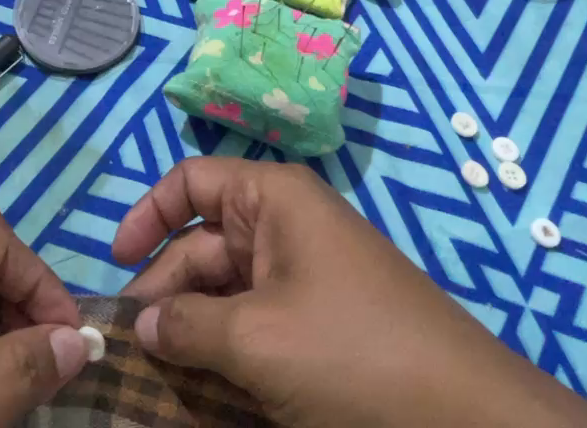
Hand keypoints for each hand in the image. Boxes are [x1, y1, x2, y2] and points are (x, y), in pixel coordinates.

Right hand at [114, 157, 586, 427]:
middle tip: (127, 353)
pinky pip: (254, 327)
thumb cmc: (354, 353)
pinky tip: (199, 392)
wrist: (473, 421)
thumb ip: (186, 327)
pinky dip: (224, 355)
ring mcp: (304, 278)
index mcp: (271, 199)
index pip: (189, 182)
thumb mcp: (258, 339)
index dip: (146, 215)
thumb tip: (140, 327)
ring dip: (189, 334)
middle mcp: (284, 227)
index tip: (114, 266)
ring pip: (224, 295)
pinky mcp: (319, 326)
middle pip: (200, 247)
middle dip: (163, 295)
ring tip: (154, 380)